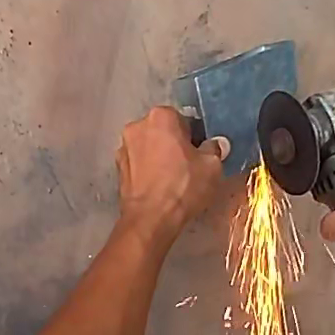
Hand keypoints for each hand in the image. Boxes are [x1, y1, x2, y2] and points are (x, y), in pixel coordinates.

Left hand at [115, 106, 227, 244]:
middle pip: (163, 132)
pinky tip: (158, 187)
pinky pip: (138, 164)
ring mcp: (123, 148)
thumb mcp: (212, 166)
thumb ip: (214, 149)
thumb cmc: (183, 186)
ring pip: (148, 148)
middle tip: (188, 166)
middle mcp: (137, 126)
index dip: (195, 137)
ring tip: (172, 179)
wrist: (150, 219)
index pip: (184, 119)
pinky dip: (147, 171)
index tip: (200, 153)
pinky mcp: (117, 170)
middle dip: (174, 145)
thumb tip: (216, 144)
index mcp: (161, 116)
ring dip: (159, 157)